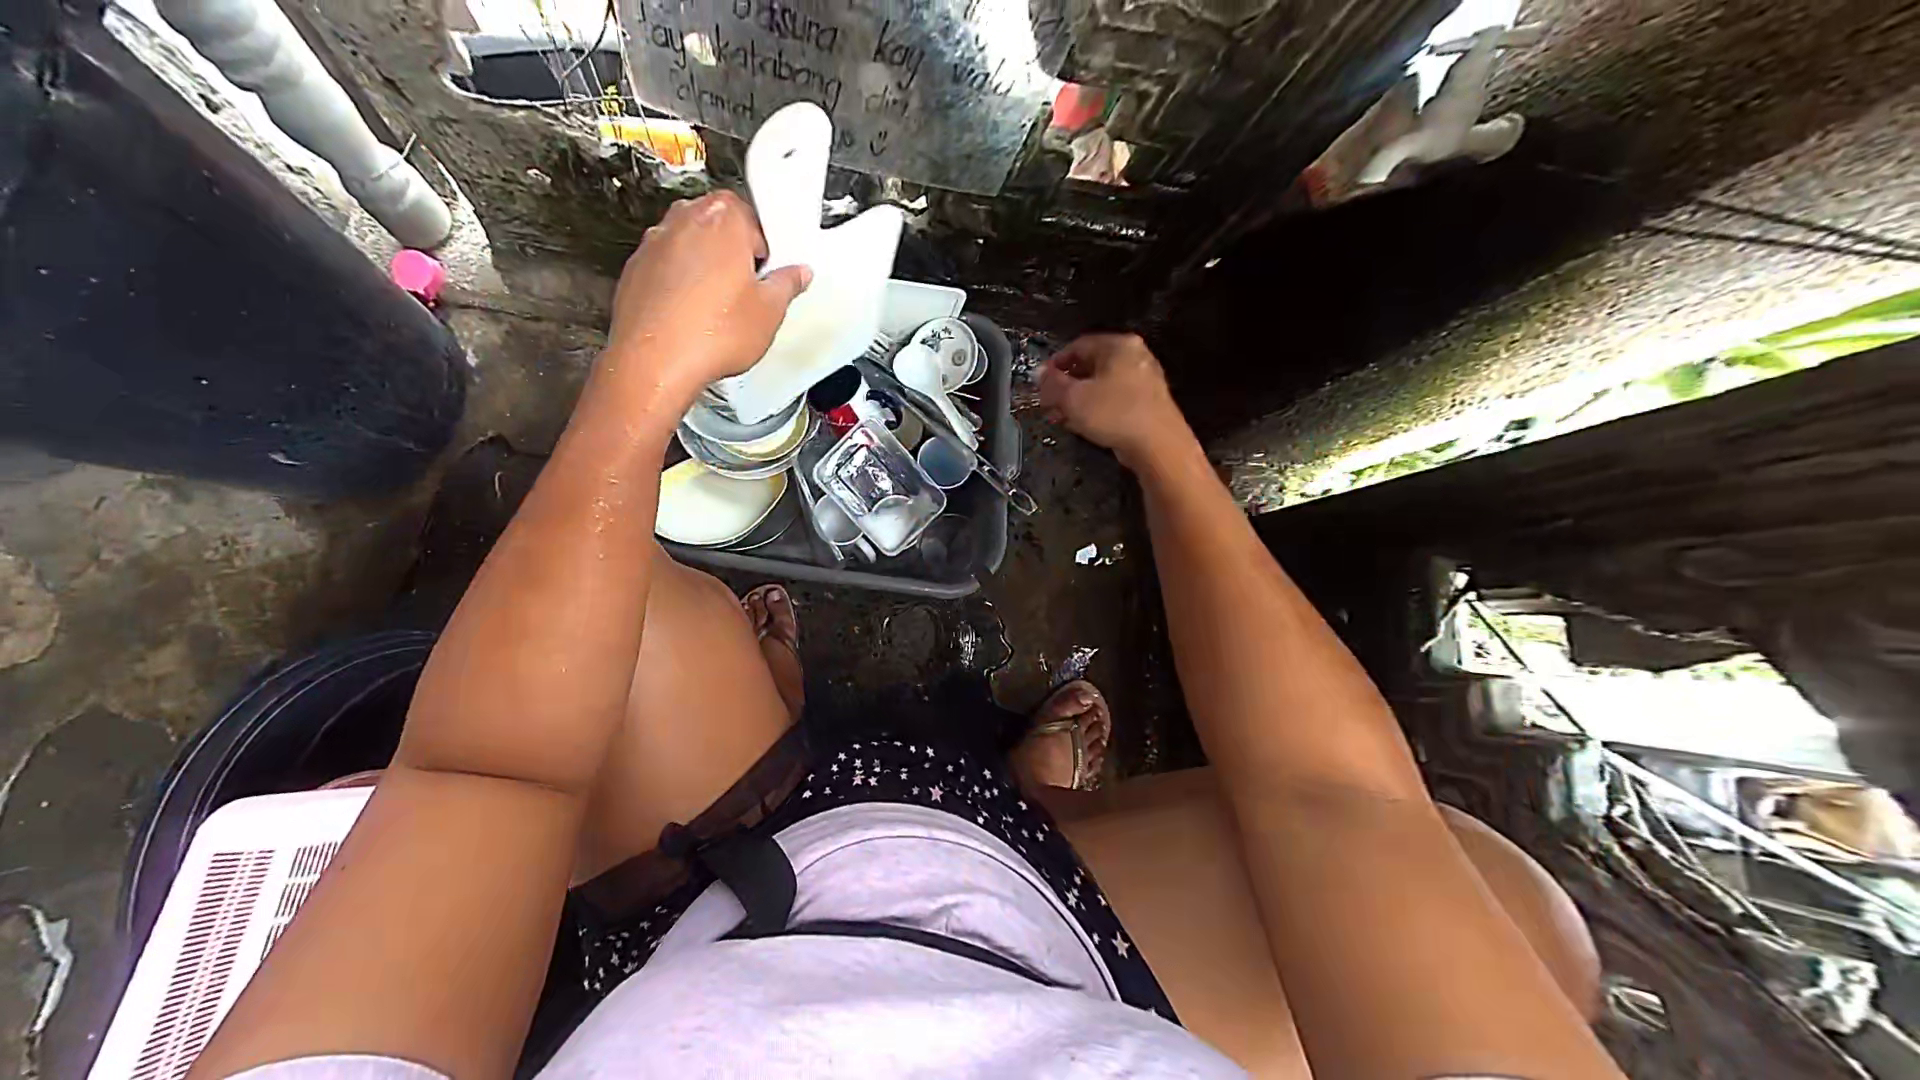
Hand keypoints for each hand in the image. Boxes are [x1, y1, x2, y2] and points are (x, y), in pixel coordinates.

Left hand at [600, 191, 810, 406]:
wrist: (655, 362)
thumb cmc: (707, 334)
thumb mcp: (770, 312)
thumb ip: (787, 284)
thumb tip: (795, 276)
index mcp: (723, 218)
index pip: (755, 216)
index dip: (768, 247)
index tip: (774, 269)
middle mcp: (684, 221)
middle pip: (720, 226)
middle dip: (737, 253)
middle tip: (753, 290)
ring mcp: (656, 243)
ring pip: (693, 247)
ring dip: (708, 269)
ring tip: (724, 310)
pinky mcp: (638, 269)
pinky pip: (669, 269)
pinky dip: (683, 286)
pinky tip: (697, 317)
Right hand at [1039, 333, 1195, 468]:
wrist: (1159, 446)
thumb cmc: (1114, 414)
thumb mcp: (1072, 398)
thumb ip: (1051, 384)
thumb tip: (1040, 375)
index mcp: (1118, 345)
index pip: (1077, 346)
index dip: (1054, 364)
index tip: (1040, 382)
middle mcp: (1135, 356)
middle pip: (1090, 365)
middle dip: (1065, 385)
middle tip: (1048, 403)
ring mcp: (1144, 379)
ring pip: (1102, 385)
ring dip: (1078, 400)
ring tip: (1061, 417)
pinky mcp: (1148, 402)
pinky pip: (1115, 399)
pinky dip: (1096, 408)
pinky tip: (1083, 424)